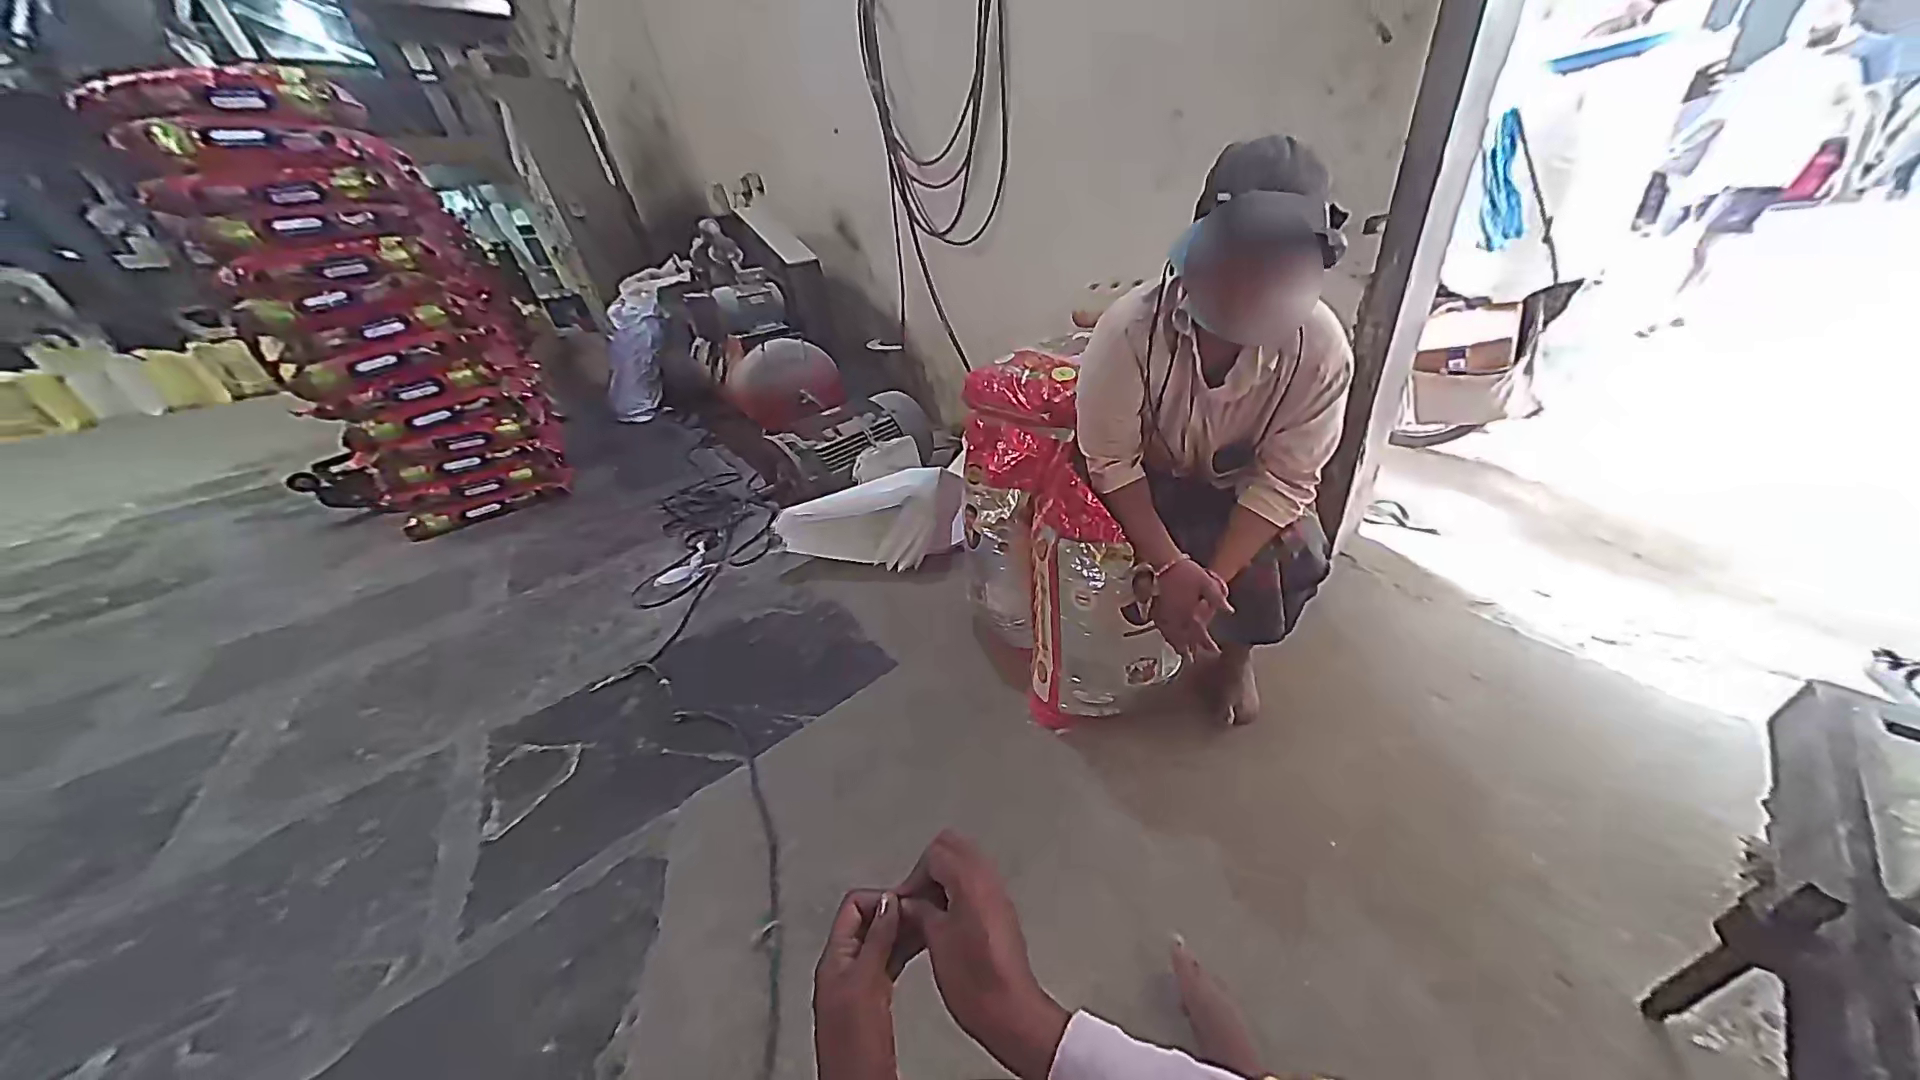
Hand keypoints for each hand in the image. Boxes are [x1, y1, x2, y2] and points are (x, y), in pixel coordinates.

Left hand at [813, 890, 904, 1079]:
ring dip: (903, 928)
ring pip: (882, 939)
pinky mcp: (875, 996)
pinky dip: (906, 948)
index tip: (906, 900)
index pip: (853, 906)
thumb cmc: (855, 1047)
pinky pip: (890, 959)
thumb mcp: (865, 984)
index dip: (879, 898)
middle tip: (923, 908)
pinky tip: (922, 945)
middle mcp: (845, 965)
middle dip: (894, 910)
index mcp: (834, 958)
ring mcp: (860, 981)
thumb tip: (887, 900)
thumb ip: (876, 940)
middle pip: (868, 920)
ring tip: (928, 922)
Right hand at [895, 832, 1069, 1079]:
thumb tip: (908, 903)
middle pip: (952, 847)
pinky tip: (945, 921)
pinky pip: (975, 881)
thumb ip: (920, 912)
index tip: (905, 903)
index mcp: (971, 881)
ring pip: (963, 861)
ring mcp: (997, 892)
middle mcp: (987, 879)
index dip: (915, 876)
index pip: (936, 853)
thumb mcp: (936, 942)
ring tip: (927, 912)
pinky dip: (957, 890)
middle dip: (929, 868)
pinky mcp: (1001, 909)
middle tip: (915, 899)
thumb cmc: (975, 981)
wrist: (1011, 1011)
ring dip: (943, 879)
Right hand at [1151, 558, 1233, 660]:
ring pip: (1170, 635)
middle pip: (1183, 639)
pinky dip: (1165, 634)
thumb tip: (1230, 611)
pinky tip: (1166, 636)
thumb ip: (1217, 598)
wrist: (1163, 563)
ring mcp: (1164, 615)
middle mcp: (1177, 618)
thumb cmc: (1186, 572)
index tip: (1213, 652)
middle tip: (1193, 660)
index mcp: (1191, 613)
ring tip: (1180, 652)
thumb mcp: (1207, 582)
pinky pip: (1160, 627)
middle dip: (1189, 650)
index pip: (1200, 634)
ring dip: (1176, 645)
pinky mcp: (1155, 609)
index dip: (1207, 644)